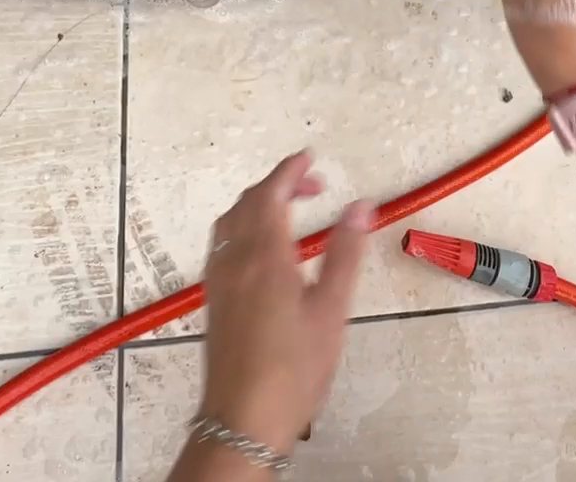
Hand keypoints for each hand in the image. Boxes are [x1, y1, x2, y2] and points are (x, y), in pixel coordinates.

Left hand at [197, 151, 372, 455]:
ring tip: (291, 207)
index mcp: (265, 254)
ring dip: (259, 201)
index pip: (272, 193)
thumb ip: (346, 253)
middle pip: (250, 201)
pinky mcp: (214, 295)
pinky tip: (264, 243)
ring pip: (232, 219)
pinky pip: (224, 239)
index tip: (310, 157)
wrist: (243, 418)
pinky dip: (244, 222)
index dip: (290, 170)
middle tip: (314, 184)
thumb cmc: (295, 366)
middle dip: (280, 183)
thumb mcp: (332, 311)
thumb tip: (361, 205)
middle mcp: (236, 257)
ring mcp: (220, 276)